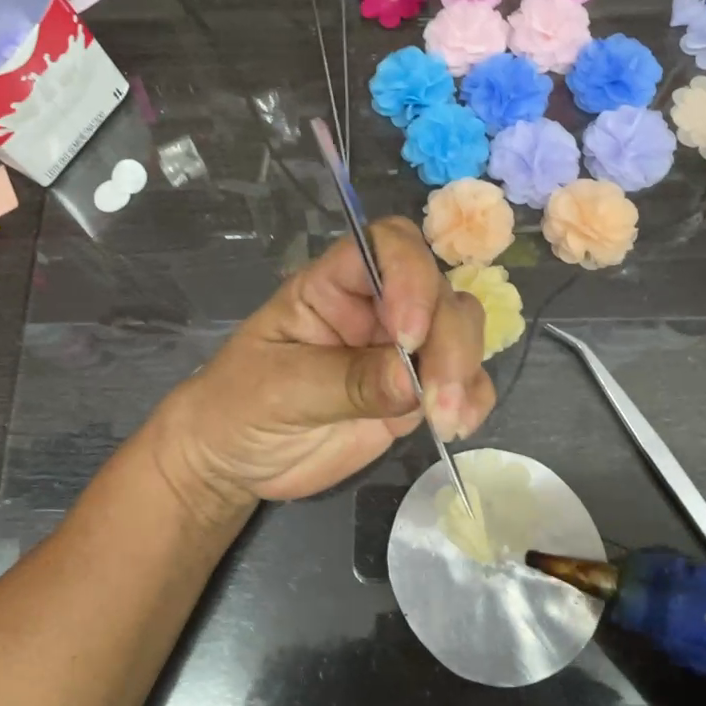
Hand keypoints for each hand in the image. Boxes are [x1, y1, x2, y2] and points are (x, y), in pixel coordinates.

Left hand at [150, 217, 495, 515]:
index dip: (410, 275)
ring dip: (463, 368)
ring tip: (446, 420)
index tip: (408, 335)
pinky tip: (457, 427)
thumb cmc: (239, 405)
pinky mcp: (414, 391)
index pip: (386, 245)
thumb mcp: (282, 389)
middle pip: (435, 289)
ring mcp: (397, 348)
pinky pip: (461, 380)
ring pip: (458, 329)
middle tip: (437, 398)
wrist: (234, 460)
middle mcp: (374, 305)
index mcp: (332, 284)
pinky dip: (472, 397)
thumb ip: (348, 380)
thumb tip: (412, 378)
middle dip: (448, 339)